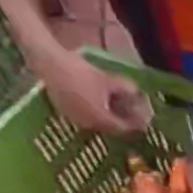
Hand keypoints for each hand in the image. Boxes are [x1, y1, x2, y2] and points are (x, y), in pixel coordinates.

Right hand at [29, 40, 152, 132]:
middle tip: (130, 113)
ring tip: (115, 107)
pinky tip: (97, 103)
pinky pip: (86, 117)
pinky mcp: (66, 113)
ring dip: (108, 117)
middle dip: (122, 121)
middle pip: (111, 128)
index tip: (143, 119)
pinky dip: (95, 113)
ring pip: (98, 123)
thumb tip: (139, 93)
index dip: (135, 124)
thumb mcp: (108, 79)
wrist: (50, 63)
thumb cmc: (81, 72)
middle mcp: (89, 126)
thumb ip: (127, 89)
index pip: (124, 128)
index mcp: (101, 120)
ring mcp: (76, 120)